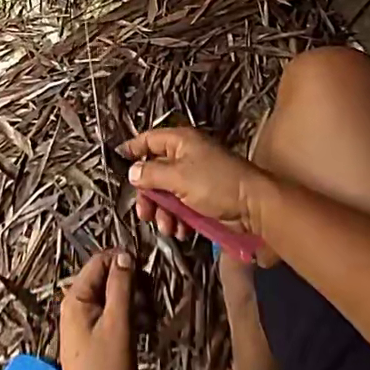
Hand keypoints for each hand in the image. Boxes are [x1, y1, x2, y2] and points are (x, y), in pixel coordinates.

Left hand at [57, 249, 136, 369]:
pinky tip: (141, 329)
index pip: (99, 261)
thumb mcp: (118, 324)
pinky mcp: (94, 340)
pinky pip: (112, 316)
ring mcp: (84, 325)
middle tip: (149, 297)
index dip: (123, 261)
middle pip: (106, 279)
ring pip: (112, 298)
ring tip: (147, 316)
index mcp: (75, 299)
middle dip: (130, 284)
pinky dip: (128, 318)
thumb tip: (125, 255)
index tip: (145, 271)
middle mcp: (76, 308)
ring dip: (133, 302)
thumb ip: (121, 285)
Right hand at [118, 128, 269, 238]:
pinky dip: (177, 220)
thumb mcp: (178, 177)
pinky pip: (180, 208)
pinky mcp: (202, 199)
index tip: (117, 161)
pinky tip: (181, 230)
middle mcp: (186, 157)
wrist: (252, 206)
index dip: (133, 149)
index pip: (149, 140)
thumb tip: (132, 171)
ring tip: (167, 225)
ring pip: (166, 194)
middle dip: (149, 194)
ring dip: (163, 212)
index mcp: (181, 142)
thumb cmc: (216, 183)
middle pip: (154, 172)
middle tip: (145, 211)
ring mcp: (194, 179)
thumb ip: (151, 174)